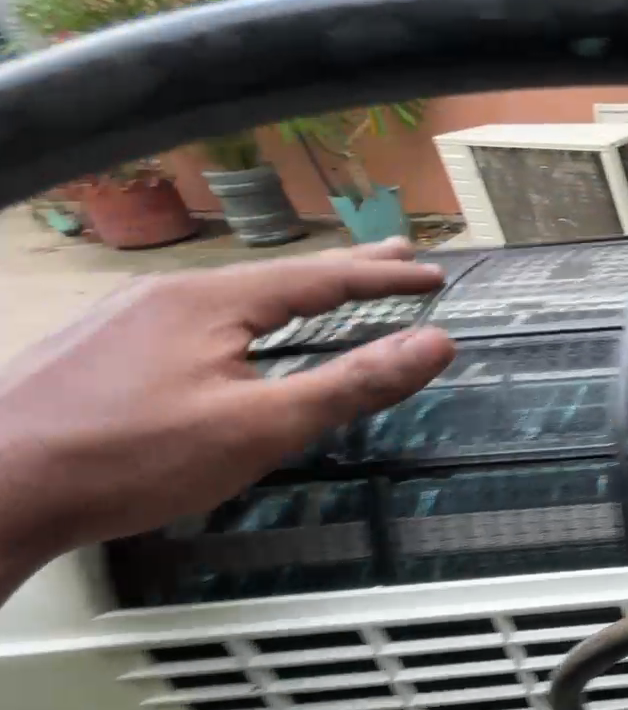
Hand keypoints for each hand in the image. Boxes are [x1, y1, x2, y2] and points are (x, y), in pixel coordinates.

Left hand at [0, 238, 454, 568]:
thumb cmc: (136, 457)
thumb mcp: (265, 424)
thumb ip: (356, 382)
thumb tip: (437, 343)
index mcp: (210, 303)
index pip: (320, 279)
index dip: (384, 277)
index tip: (436, 274)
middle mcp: (169, 296)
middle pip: (279, 274)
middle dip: (348, 266)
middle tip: (401, 252)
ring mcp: (130, 319)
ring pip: (240, 294)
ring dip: (302, 288)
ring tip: (339, 286)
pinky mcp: (108, 349)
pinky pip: (208, 314)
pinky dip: (259, 309)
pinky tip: (254, 327)